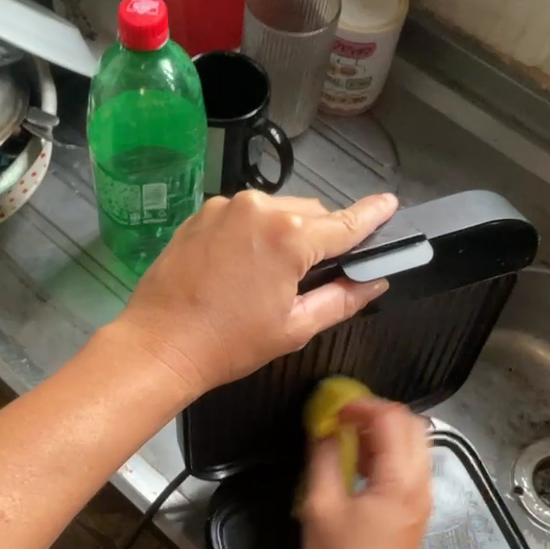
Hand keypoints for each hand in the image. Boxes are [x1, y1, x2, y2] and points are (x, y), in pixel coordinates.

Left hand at [111, 191, 396, 393]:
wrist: (160, 344)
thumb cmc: (228, 344)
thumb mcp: (294, 328)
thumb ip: (341, 299)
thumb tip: (375, 282)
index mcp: (289, 237)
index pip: (344, 224)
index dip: (371, 216)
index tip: (390, 204)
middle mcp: (258, 209)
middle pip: (311, 214)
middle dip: (319, 239)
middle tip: (310, 277)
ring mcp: (225, 207)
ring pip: (276, 211)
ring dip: (285, 234)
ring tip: (267, 277)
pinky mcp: (201, 214)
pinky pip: (243, 215)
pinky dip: (252, 233)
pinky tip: (240, 267)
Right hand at [299, 398, 432, 548]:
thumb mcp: (321, 508)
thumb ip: (322, 461)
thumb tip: (322, 431)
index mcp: (399, 480)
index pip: (391, 419)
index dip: (361, 406)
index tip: (332, 411)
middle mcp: (419, 483)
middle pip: (411, 425)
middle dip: (377, 413)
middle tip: (342, 419)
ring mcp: (421, 497)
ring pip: (413, 444)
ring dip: (383, 432)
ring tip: (347, 440)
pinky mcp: (416, 510)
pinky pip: (409, 465)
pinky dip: (387, 453)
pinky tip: (358, 465)